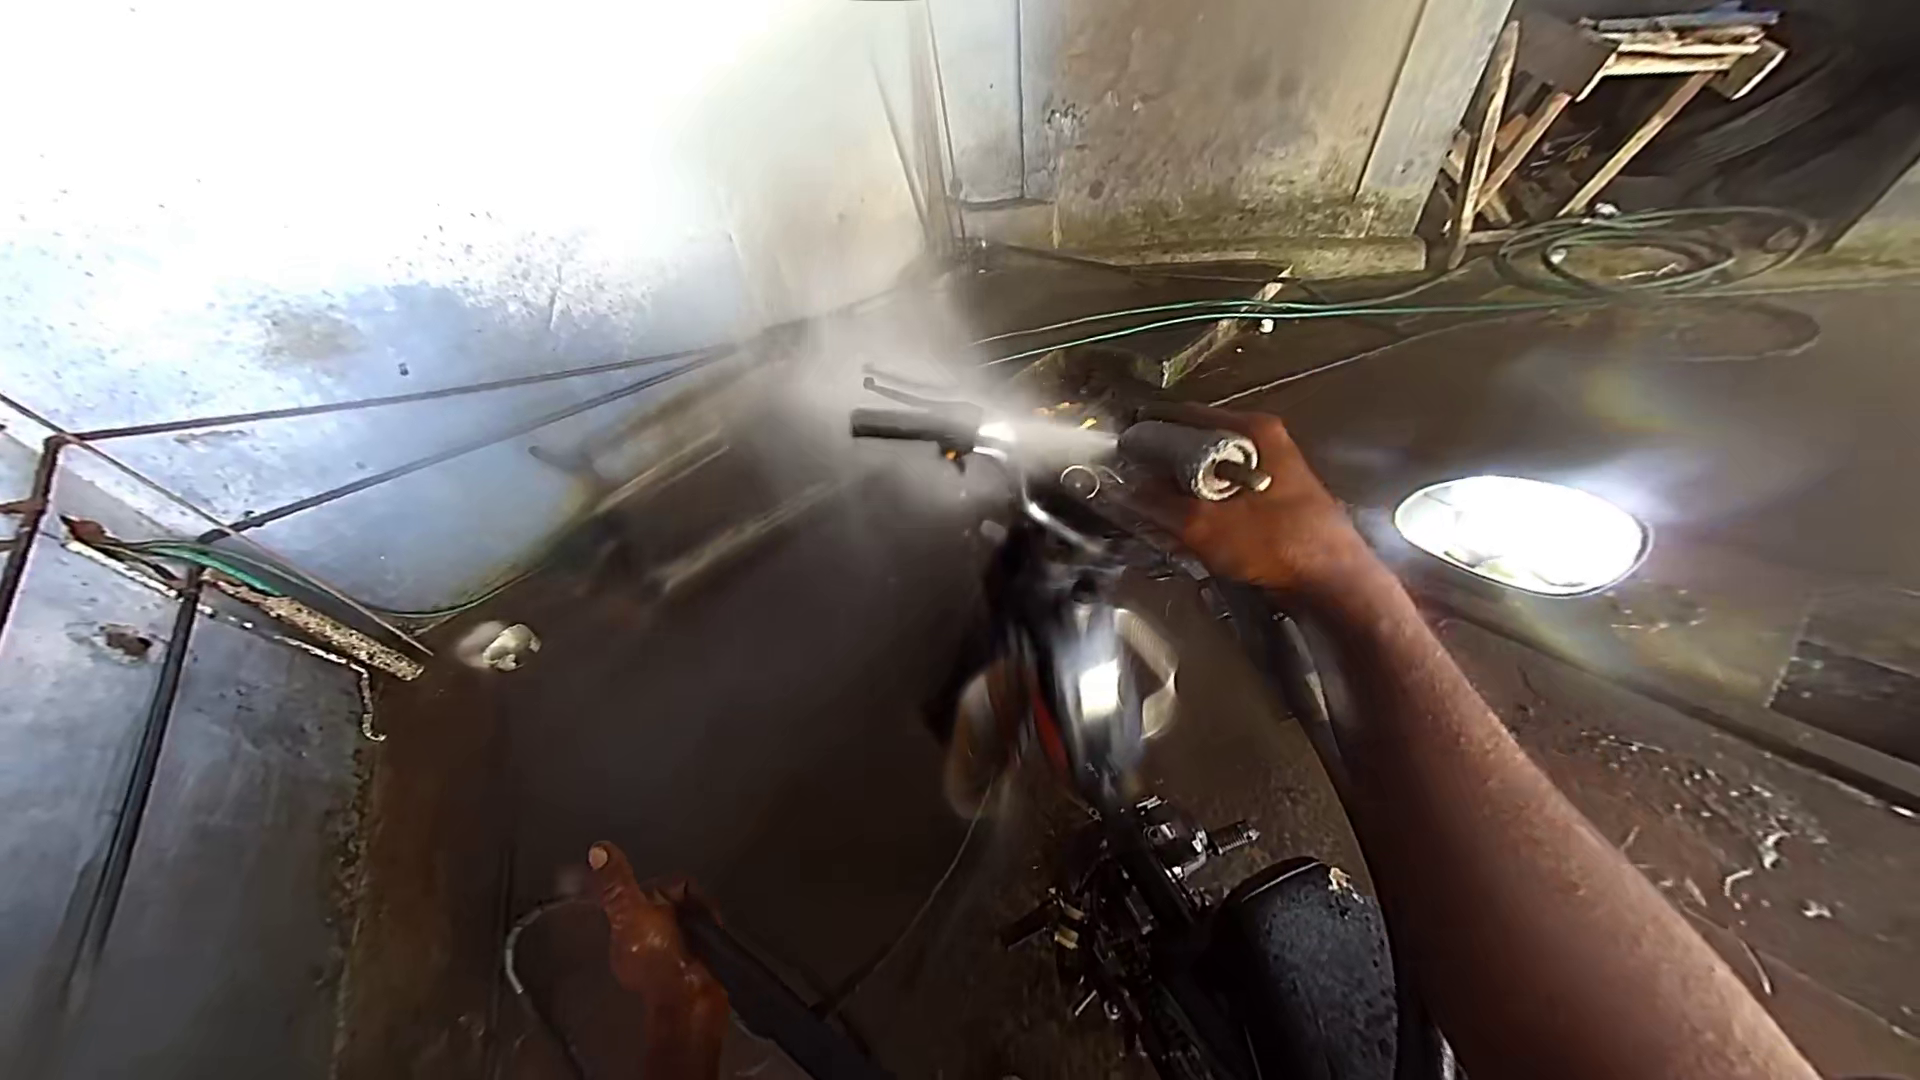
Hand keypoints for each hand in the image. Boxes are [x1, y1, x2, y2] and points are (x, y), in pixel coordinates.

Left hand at [588, 842, 727, 1079]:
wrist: (691, 998)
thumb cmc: (659, 959)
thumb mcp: (631, 915)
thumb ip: (617, 884)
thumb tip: (597, 849)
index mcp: (627, 925)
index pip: (655, 886)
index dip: (669, 886)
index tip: (682, 896)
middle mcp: (647, 934)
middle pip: (676, 895)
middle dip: (690, 898)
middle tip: (696, 913)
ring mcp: (671, 945)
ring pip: (692, 908)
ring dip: (703, 911)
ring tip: (707, 924)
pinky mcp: (693, 953)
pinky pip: (705, 924)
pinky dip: (711, 924)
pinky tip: (713, 930)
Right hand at [1132, 404, 1383, 599]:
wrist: (1333, 583)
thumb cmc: (1273, 543)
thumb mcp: (1204, 523)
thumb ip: (1158, 503)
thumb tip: (1123, 488)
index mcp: (1252, 432)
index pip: (1184, 417)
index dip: (1149, 433)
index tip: (1122, 452)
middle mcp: (1260, 444)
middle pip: (1194, 447)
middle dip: (1161, 471)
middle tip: (1133, 490)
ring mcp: (1266, 472)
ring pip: (1205, 475)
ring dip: (1179, 496)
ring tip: (1154, 516)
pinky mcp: (1268, 500)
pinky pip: (1220, 496)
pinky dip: (1199, 510)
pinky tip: (1183, 532)